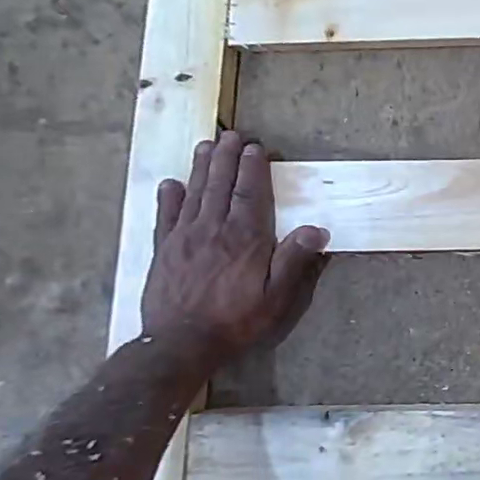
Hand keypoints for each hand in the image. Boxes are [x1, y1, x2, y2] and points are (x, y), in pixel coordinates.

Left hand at [140, 131, 329, 360]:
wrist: (180, 344)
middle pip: (220, 185)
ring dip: (201, 167)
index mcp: (245, 238)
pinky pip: (165, 217)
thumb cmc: (236, 321)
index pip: (250, 193)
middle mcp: (213, 229)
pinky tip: (171, 184)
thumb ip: (294, 260)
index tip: (254, 147)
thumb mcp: (276, 296)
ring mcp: (184, 238)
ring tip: (205, 145)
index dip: (252, 168)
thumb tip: (317, 229)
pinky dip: (169, 198)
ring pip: (195, 193)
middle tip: (229, 135)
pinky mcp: (163, 251)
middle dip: (226, 157)